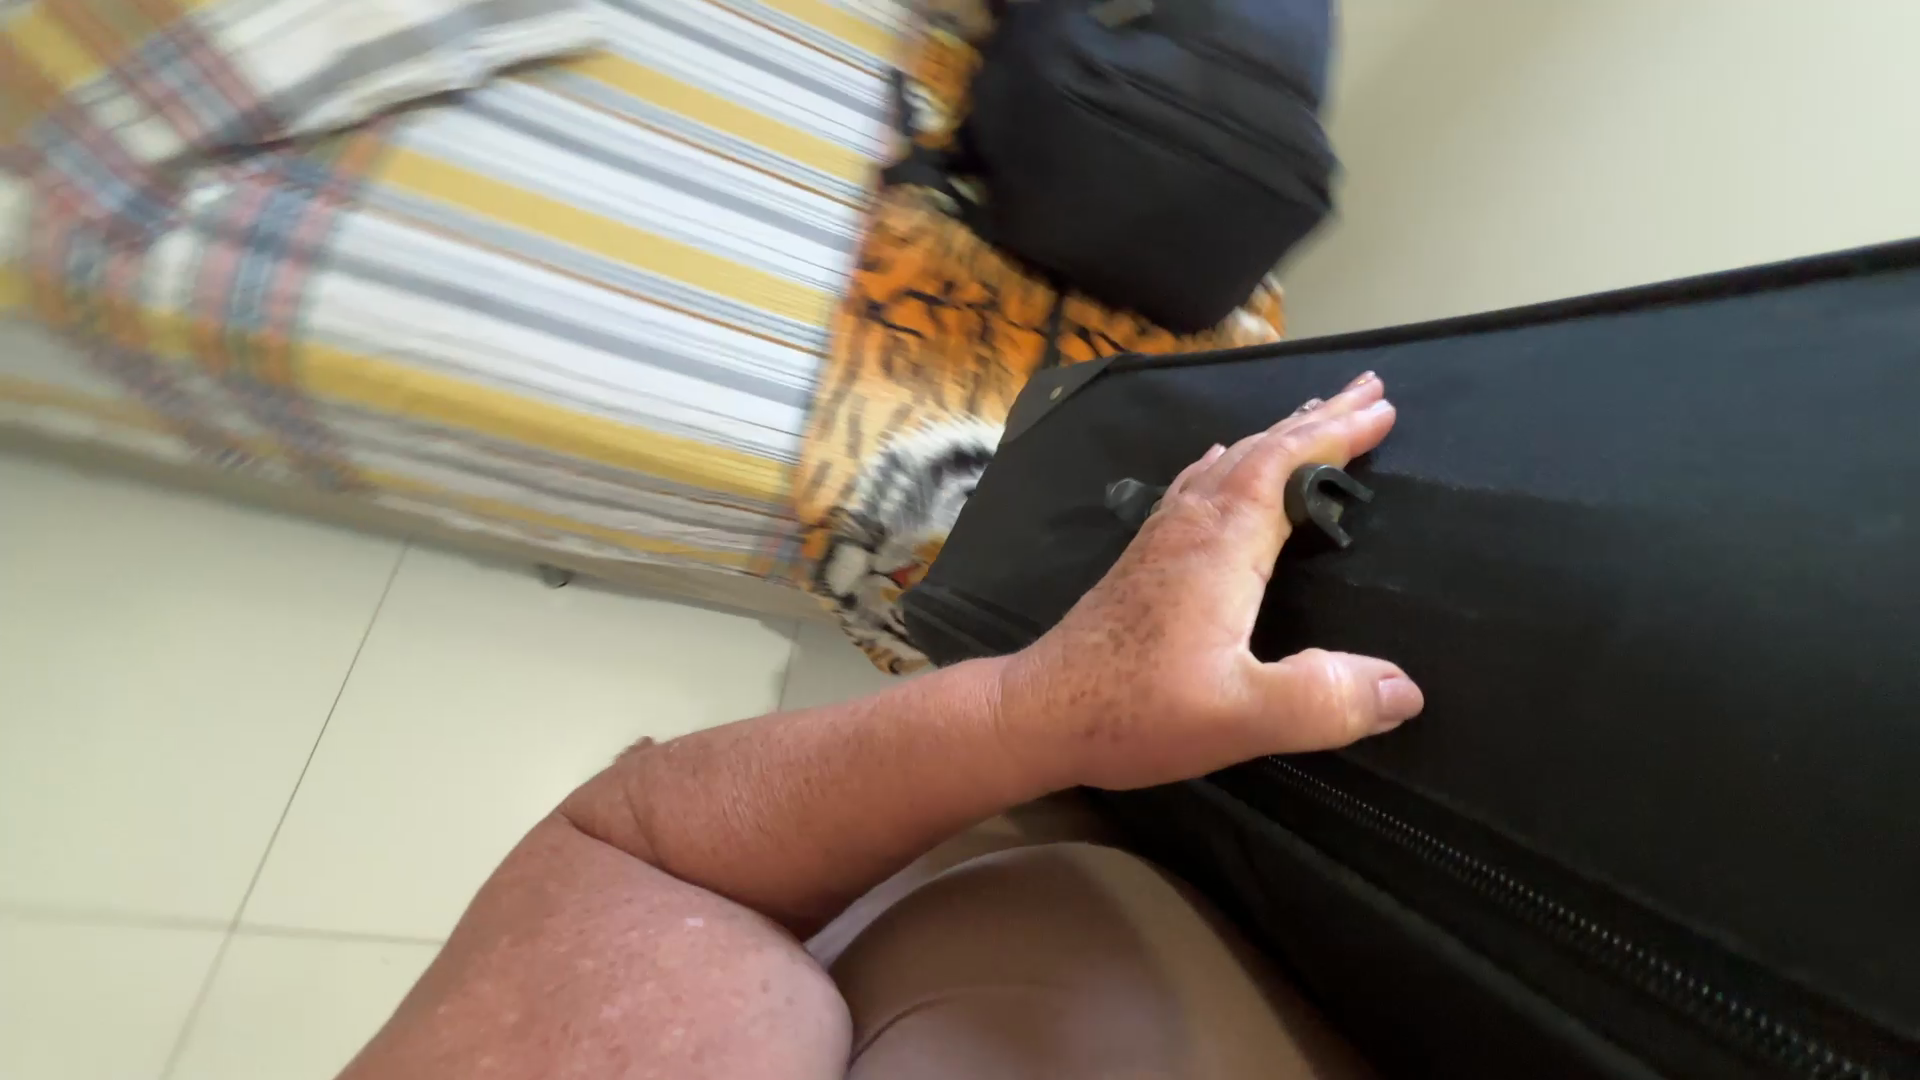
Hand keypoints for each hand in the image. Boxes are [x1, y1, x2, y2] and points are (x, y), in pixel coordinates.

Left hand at [996, 372, 1423, 790]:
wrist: (1040, 710)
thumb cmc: (1134, 710)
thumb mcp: (1241, 715)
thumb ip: (1323, 699)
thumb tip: (1405, 688)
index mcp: (1219, 548)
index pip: (1284, 467)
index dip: (1334, 434)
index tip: (1383, 409)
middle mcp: (1187, 529)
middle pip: (1255, 453)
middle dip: (1313, 420)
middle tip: (1365, 392)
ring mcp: (1157, 541)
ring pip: (1222, 467)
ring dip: (1270, 439)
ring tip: (1307, 420)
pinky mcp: (1139, 561)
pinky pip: (1192, 489)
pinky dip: (1223, 466)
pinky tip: (1218, 465)